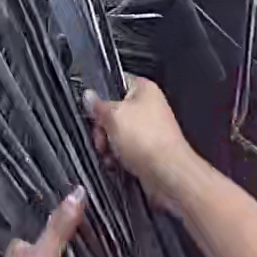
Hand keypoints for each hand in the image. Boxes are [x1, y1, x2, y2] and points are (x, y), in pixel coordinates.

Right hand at [84, 75, 202, 210]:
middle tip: (102, 136)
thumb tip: (89, 97)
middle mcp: (148, 106)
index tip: (92, 110)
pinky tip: (116, 164)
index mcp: (143, 88)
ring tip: (109, 154)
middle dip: (103, 127)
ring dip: (108, 145)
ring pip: (117, 133)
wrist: (168, 174)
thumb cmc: (147, 140)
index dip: (100, 96)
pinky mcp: (148, 149)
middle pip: (114, 111)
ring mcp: (149, 129)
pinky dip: (118, 157)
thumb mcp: (113, 116)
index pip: (115, 82)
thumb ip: (98, 106)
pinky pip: (125, 149)